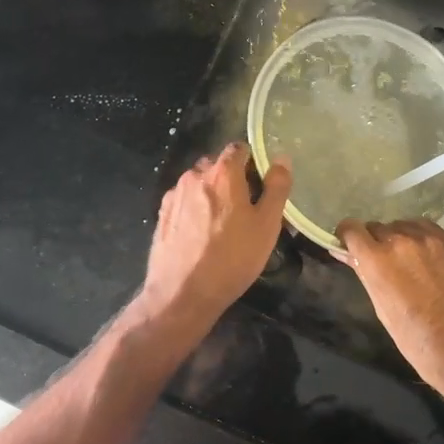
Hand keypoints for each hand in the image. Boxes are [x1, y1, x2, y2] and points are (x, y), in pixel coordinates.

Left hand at [136, 143, 291, 329]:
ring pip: (199, 183)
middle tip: (245, 208)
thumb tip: (281, 158)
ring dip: (211, 193)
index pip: (238, 149)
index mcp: (223, 172)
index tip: (260, 182)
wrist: (182, 294)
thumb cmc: (232, 258)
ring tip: (222, 224)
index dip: (251, 161)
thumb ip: (276, 188)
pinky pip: (184, 201)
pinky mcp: (162, 214)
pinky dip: (194, 208)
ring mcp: (175, 194)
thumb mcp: (266, 225)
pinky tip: (201, 234)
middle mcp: (195, 175)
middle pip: (217, 165)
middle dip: (231, 178)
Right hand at [337, 219, 443, 377]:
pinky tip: (427, 259)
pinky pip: (427, 229)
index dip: (348, 236)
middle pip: (378, 227)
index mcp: (377, 259)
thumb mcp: (381, 308)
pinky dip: (421, 239)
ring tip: (408, 262)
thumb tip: (343, 252)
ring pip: (402, 225)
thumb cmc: (416, 340)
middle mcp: (401, 240)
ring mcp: (430, 238)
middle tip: (384, 264)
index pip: (352, 228)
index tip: (350, 245)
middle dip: (376, 242)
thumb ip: (363, 272)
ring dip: (399, 239)